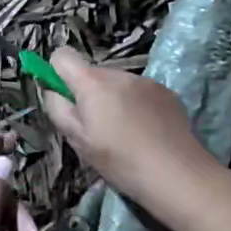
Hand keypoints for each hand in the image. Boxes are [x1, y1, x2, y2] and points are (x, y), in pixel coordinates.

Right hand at [43, 46, 218, 201]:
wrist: (178, 175)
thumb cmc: (120, 160)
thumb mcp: (77, 139)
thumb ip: (57, 108)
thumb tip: (52, 89)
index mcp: (92, 83)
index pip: (62, 55)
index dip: (57, 73)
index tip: (64, 97)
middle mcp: (119, 73)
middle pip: (92, 72)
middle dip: (89, 92)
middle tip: (97, 126)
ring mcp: (146, 81)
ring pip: (117, 83)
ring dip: (113, 98)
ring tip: (125, 131)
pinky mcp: (167, 92)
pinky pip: (139, 91)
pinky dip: (136, 104)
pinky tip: (146, 130)